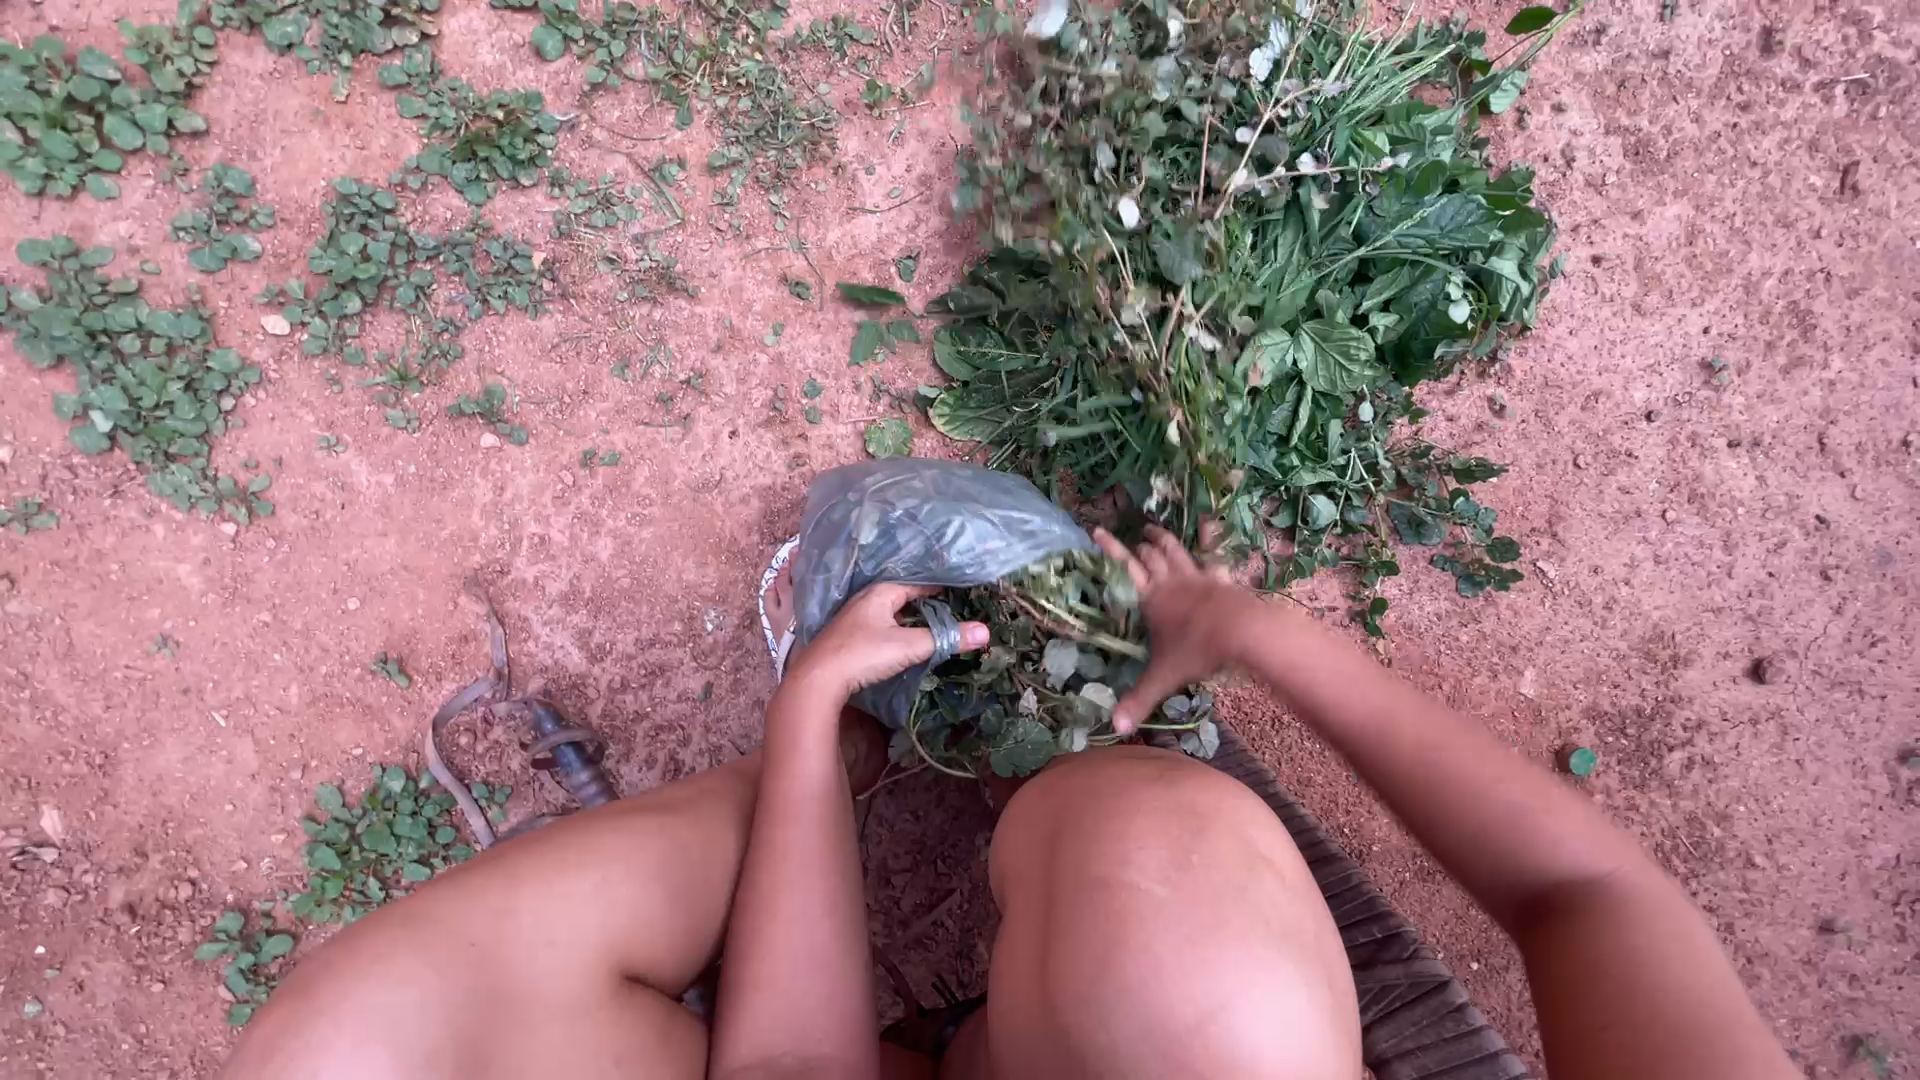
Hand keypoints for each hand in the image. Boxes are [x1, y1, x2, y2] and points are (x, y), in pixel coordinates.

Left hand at [782, 583, 989, 703]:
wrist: (817, 679)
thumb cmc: (862, 654)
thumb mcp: (909, 646)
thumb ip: (946, 638)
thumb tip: (985, 632)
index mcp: (881, 592)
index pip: (918, 582)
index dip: (941, 586)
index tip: (963, 591)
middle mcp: (866, 600)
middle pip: (904, 596)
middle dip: (927, 602)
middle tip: (955, 608)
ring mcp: (855, 619)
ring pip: (891, 612)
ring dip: (911, 618)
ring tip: (936, 625)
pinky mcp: (849, 637)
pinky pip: (882, 626)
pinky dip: (898, 630)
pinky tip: (907, 641)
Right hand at [1093, 525, 1251, 733]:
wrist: (1243, 630)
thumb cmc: (1198, 649)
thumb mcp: (1165, 677)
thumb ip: (1140, 699)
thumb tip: (1116, 727)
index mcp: (1151, 597)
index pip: (1124, 567)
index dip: (1110, 548)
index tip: (1097, 530)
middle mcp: (1171, 581)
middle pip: (1151, 555)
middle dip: (1140, 546)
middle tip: (1133, 540)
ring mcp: (1198, 577)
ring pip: (1177, 550)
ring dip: (1165, 540)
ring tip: (1155, 532)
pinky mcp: (1222, 580)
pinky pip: (1214, 558)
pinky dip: (1211, 545)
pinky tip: (1212, 538)